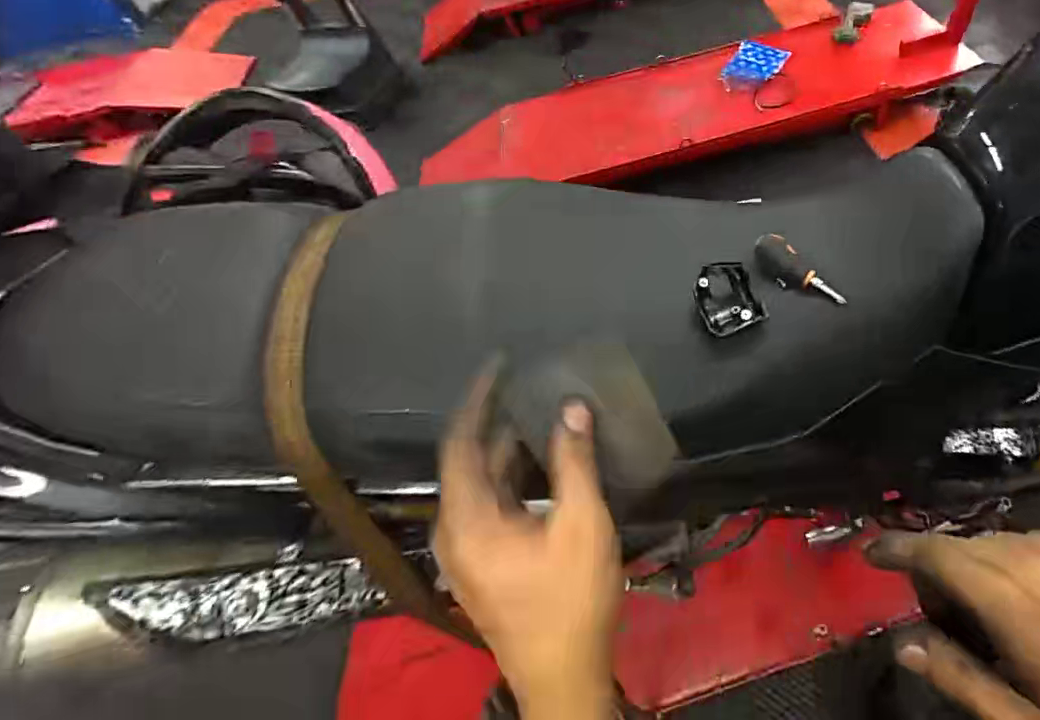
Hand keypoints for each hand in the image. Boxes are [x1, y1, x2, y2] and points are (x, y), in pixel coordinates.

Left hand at [436, 370, 622, 719]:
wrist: (564, 674)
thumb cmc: (571, 599)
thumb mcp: (581, 524)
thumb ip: (574, 462)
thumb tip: (572, 408)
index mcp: (468, 522)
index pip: (460, 443)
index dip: (477, 400)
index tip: (498, 364)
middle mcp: (457, 532)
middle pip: (471, 460)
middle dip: (499, 418)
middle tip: (530, 381)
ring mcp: (469, 549)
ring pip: (485, 481)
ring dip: (512, 446)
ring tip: (544, 409)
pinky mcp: (487, 559)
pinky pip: (494, 500)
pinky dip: (516, 473)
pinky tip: (549, 457)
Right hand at [866, 530, 1039, 719]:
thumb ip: (960, 678)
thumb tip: (901, 641)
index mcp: (1019, 606)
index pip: (941, 555)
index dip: (898, 549)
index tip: (867, 554)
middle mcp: (1030, 559)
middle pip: (954, 547)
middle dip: (930, 573)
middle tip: (936, 624)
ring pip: (977, 542)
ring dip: (958, 569)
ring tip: (972, 622)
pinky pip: (1004, 543)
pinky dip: (985, 563)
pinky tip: (1000, 602)